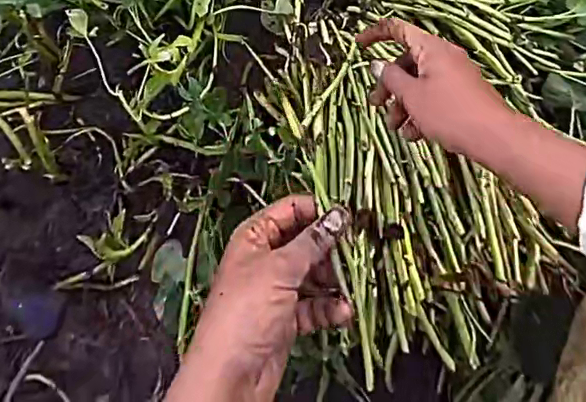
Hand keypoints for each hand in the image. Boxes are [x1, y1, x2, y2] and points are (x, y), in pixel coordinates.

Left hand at [167, 197, 351, 401]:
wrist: (230, 376)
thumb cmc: (245, 312)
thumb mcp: (280, 269)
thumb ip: (311, 242)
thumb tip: (336, 216)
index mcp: (255, 235)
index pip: (290, 209)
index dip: (317, 210)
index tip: (346, 216)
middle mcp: (266, 258)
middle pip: (305, 242)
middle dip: (330, 249)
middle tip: (355, 254)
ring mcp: (276, 289)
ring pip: (312, 274)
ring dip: (334, 281)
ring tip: (351, 286)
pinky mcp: (286, 318)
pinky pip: (313, 305)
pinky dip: (328, 307)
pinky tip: (343, 312)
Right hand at [359, 18, 524, 165]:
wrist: (497, 139)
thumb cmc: (451, 113)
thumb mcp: (412, 96)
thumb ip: (391, 78)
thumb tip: (378, 64)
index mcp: (431, 48)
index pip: (397, 29)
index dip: (375, 34)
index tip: (358, 45)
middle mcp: (444, 55)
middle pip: (406, 62)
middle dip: (389, 84)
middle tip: (377, 104)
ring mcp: (455, 74)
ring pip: (420, 82)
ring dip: (404, 102)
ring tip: (397, 128)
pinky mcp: (463, 93)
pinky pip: (435, 94)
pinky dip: (421, 109)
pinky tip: (414, 134)